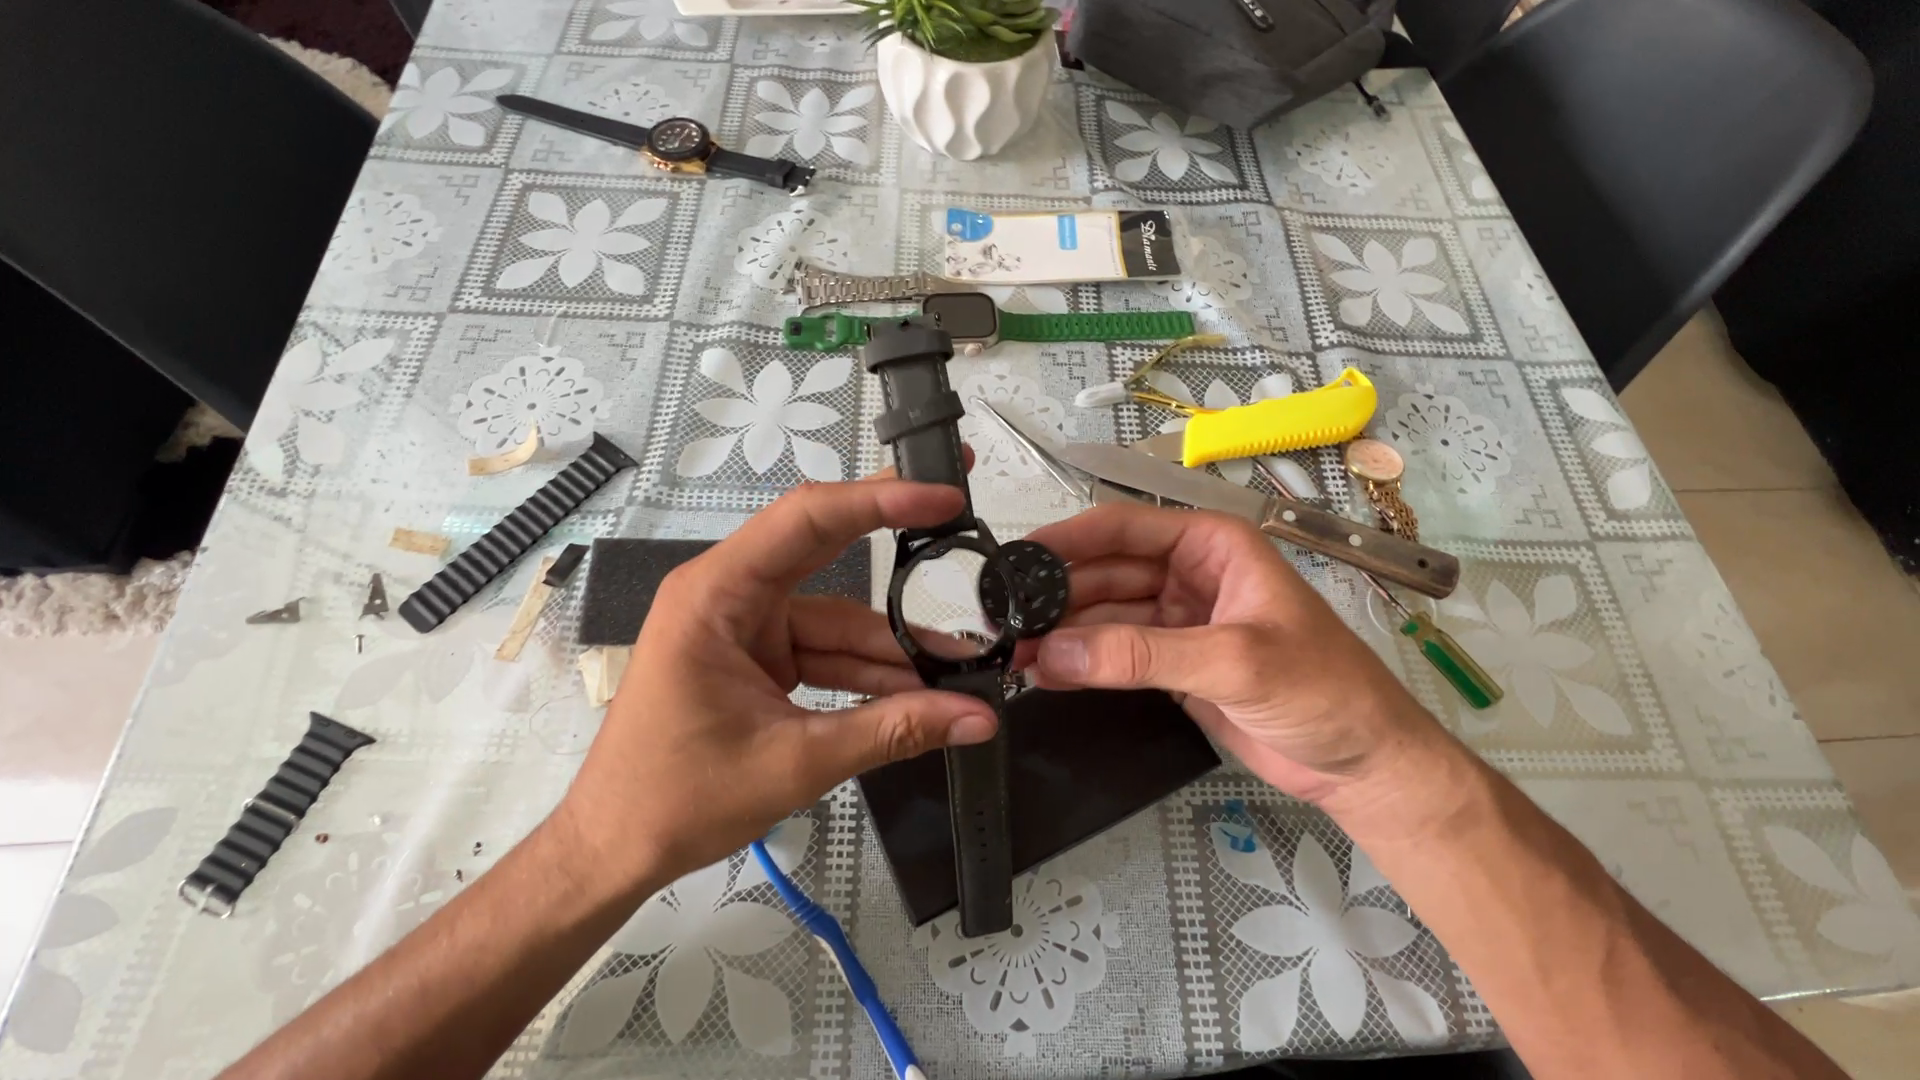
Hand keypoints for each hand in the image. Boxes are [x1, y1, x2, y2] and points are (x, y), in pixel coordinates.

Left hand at [554, 479, 997, 896]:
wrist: (616, 849)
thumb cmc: (677, 799)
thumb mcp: (795, 762)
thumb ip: (893, 732)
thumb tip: (979, 717)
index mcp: (716, 593)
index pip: (807, 520)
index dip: (879, 500)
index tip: (943, 497)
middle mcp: (730, 595)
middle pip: (825, 549)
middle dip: (894, 539)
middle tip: (960, 521)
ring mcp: (746, 628)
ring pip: (837, 620)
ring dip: (894, 647)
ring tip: (961, 667)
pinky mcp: (759, 660)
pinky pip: (826, 654)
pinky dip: (870, 675)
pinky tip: (921, 694)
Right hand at [1024, 501, 1445, 805]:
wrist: (1363, 763)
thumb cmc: (1321, 690)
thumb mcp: (1232, 662)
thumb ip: (1141, 654)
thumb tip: (1053, 652)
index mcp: (1211, 545)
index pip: (1123, 529)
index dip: (1066, 540)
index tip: (1011, 562)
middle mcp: (1189, 574)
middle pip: (1104, 573)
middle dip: (1055, 596)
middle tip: (1002, 622)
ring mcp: (1178, 620)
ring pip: (1103, 616)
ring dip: (1062, 634)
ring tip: (1014, 656)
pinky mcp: (1172, 665)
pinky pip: (1114, 653)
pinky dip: (1081, 663)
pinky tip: (1045, 674)